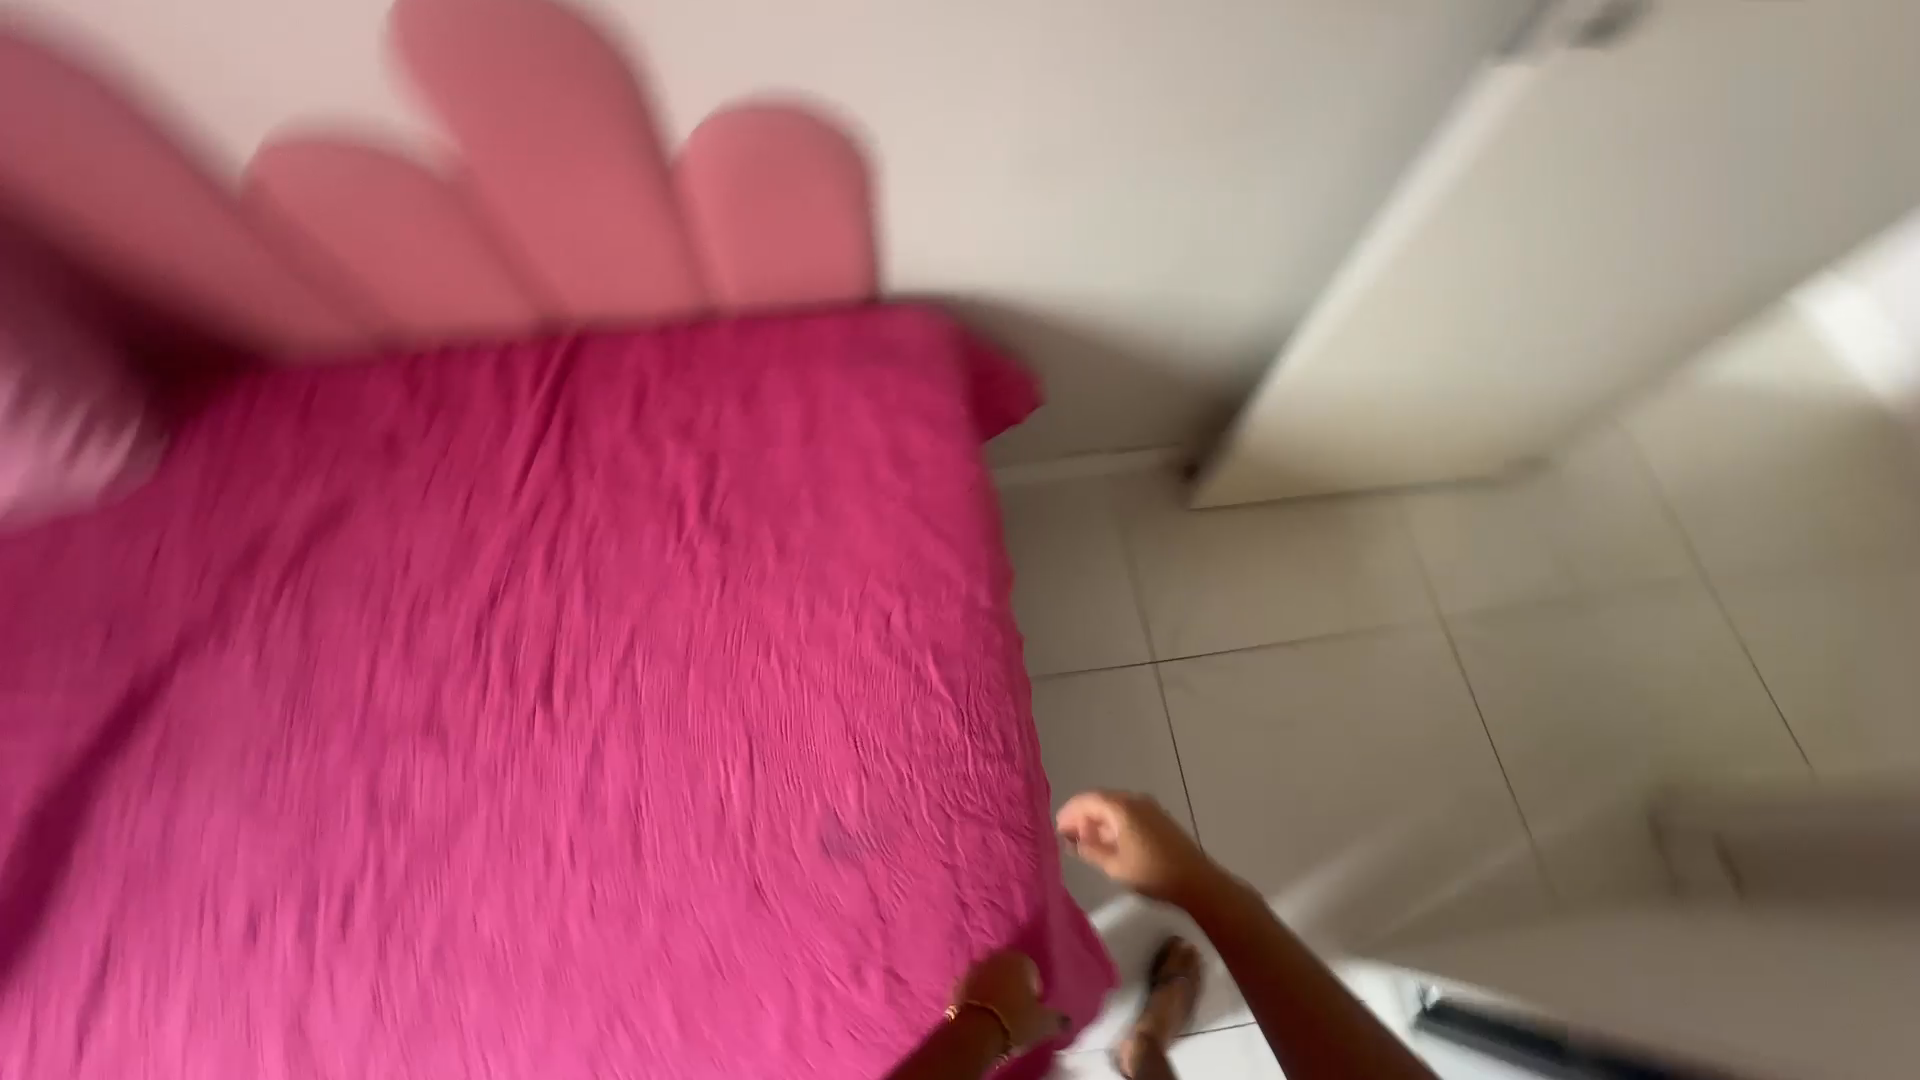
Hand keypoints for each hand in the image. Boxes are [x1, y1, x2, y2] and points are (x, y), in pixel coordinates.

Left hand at [952, 949, 1066, 1053]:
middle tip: (1018, 1009)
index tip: (1033, 1007)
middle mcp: (997, 956)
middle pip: (1010, 970)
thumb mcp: (1043, 1023)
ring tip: (1000, 1013)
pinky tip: (984, 1013)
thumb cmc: (1015, 1021)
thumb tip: (1066, 1018)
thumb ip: (1057, 1018)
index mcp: (1020, 959)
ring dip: (995, 989)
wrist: (976, 1031)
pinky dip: (979, 997)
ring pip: (991, 977)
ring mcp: (975, 967)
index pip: (1032, 970)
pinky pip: (975, 988)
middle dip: (1014, 986)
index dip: (1034, 990)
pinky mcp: (959, 982)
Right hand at [1056, 790, 1226, 907]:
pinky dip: (1113, 823)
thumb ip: (1089, 850)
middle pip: (1100, 801)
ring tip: (1086, 841)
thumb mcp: (1114, 865)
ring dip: (1098, 821)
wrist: (1196, 881)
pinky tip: (1110, 842)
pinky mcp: (1158, 818)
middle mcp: (1134, 800)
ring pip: (1114, 807)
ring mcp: (1149, 808)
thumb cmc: (1151, 873)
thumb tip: (1073, 840)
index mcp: (1121, 807)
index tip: (1058, 828)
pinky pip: (1128, 814)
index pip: (1087, 800)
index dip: (1070, 812)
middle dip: (1082, 816)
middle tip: (1069, 836)